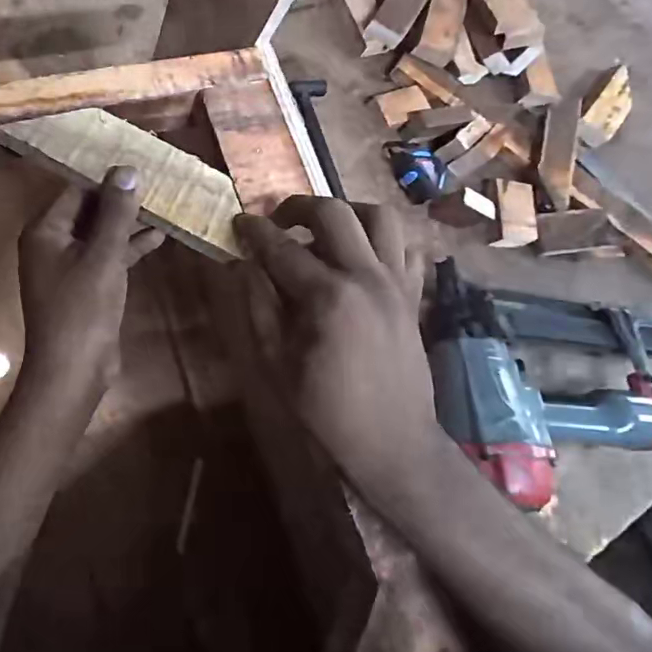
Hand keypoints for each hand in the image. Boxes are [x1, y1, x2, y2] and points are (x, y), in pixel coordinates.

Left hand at [18, 166, 166, 388]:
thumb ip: (115, 212)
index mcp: (45, 231)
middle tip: (156, 176)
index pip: (76, 189)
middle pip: (89, 209)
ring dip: (129, 221)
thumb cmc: (82, 308)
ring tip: (163, 201)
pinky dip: (129, 246)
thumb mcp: (103, 255)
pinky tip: (158, 236)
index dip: (106, 175)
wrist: (74, 369)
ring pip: (101, 233)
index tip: (137, 159)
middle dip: (121, 196)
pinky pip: (107, 256)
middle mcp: (53, 243)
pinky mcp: (87, 286)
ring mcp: (69, 266)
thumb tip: (126, 169)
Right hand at [234, 197, 441, 495]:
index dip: (255, 231)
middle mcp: (367, 277)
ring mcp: (397, 283)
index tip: (238, 221)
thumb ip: (259, 306)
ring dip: (348, 213)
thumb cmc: (326, 412)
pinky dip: (384, 242)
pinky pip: (406, 249)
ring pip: (380, 217)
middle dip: (298, 207)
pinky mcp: (413, 296)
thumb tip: (246, 265)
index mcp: (329, 297)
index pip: (283, 248)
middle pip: (334, 213)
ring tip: (325, 229)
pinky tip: (363, 257)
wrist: (392, 444)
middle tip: (277, 221)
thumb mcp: (277, 364)